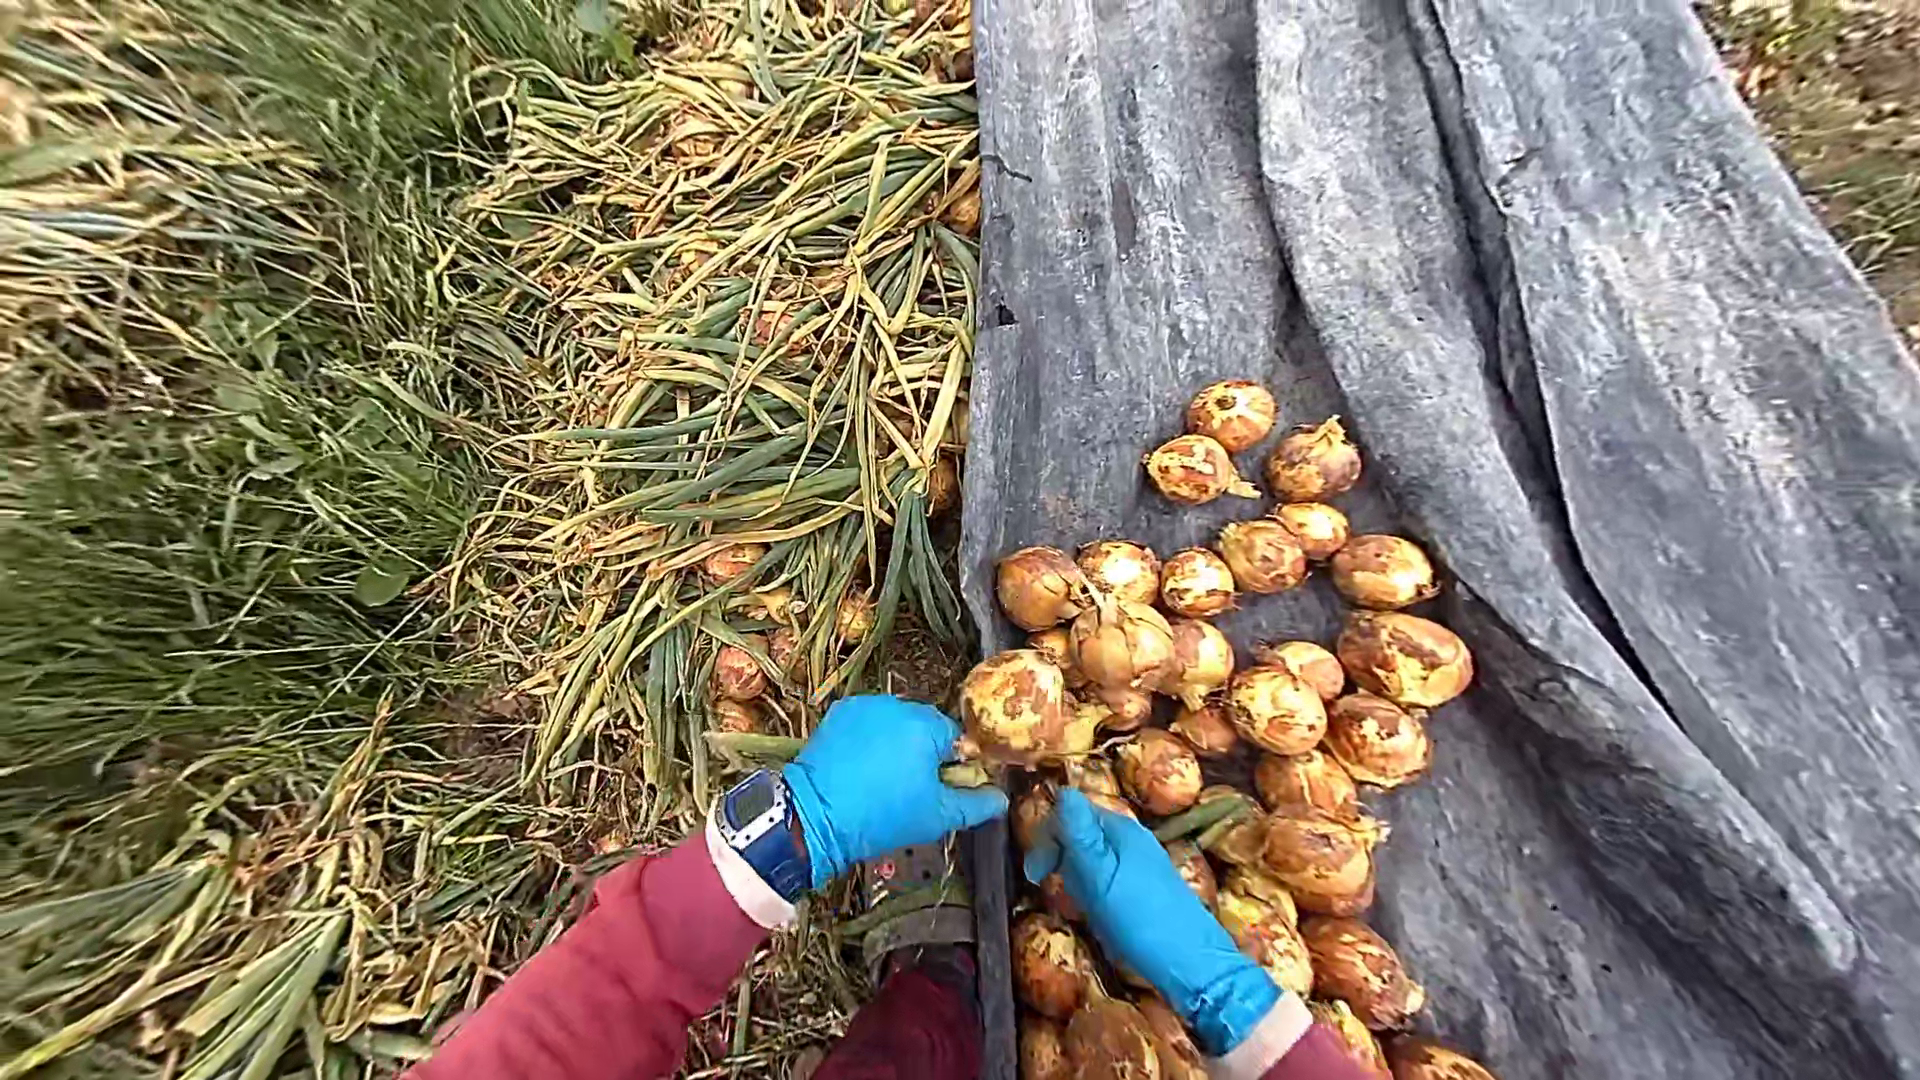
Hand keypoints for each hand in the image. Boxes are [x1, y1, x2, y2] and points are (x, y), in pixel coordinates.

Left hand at [783, 695, 1008, 887]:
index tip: (938, 786)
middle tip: (910, 786)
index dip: (951, 763)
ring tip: (882, 776)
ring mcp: (867, 704)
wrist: (816, 815)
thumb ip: (975, 804)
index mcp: (926, 725)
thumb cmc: (883, 816)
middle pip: (926, 726)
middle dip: (923, 751)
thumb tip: (1001, 798)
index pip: (955, 737)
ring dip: (897, 741)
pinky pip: (870, 719)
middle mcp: (899, 705)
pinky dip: (871, 735)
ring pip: (897, 721)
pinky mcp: (843, 710)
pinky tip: (862, 762)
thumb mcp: (936, 817)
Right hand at [1025, 789, 1278, 1055]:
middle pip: (1080, 831)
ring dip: (1079, 877)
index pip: (1069, 811)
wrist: (1197, 968)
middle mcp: (1130, 834)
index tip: (1035, 874)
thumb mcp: (1100, 877)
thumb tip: (1063, 789)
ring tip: (1085, 907)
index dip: (1047, 838)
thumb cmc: (1141, 922)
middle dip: (1063, 859)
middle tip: (1062, 893)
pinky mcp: (1147, 881)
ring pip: (1092, 854)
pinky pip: (1109, 873)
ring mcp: (1141, 858)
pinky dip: (1097, 889)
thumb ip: (1080, 834)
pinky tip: (1103, 913)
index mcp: (1118, 827)